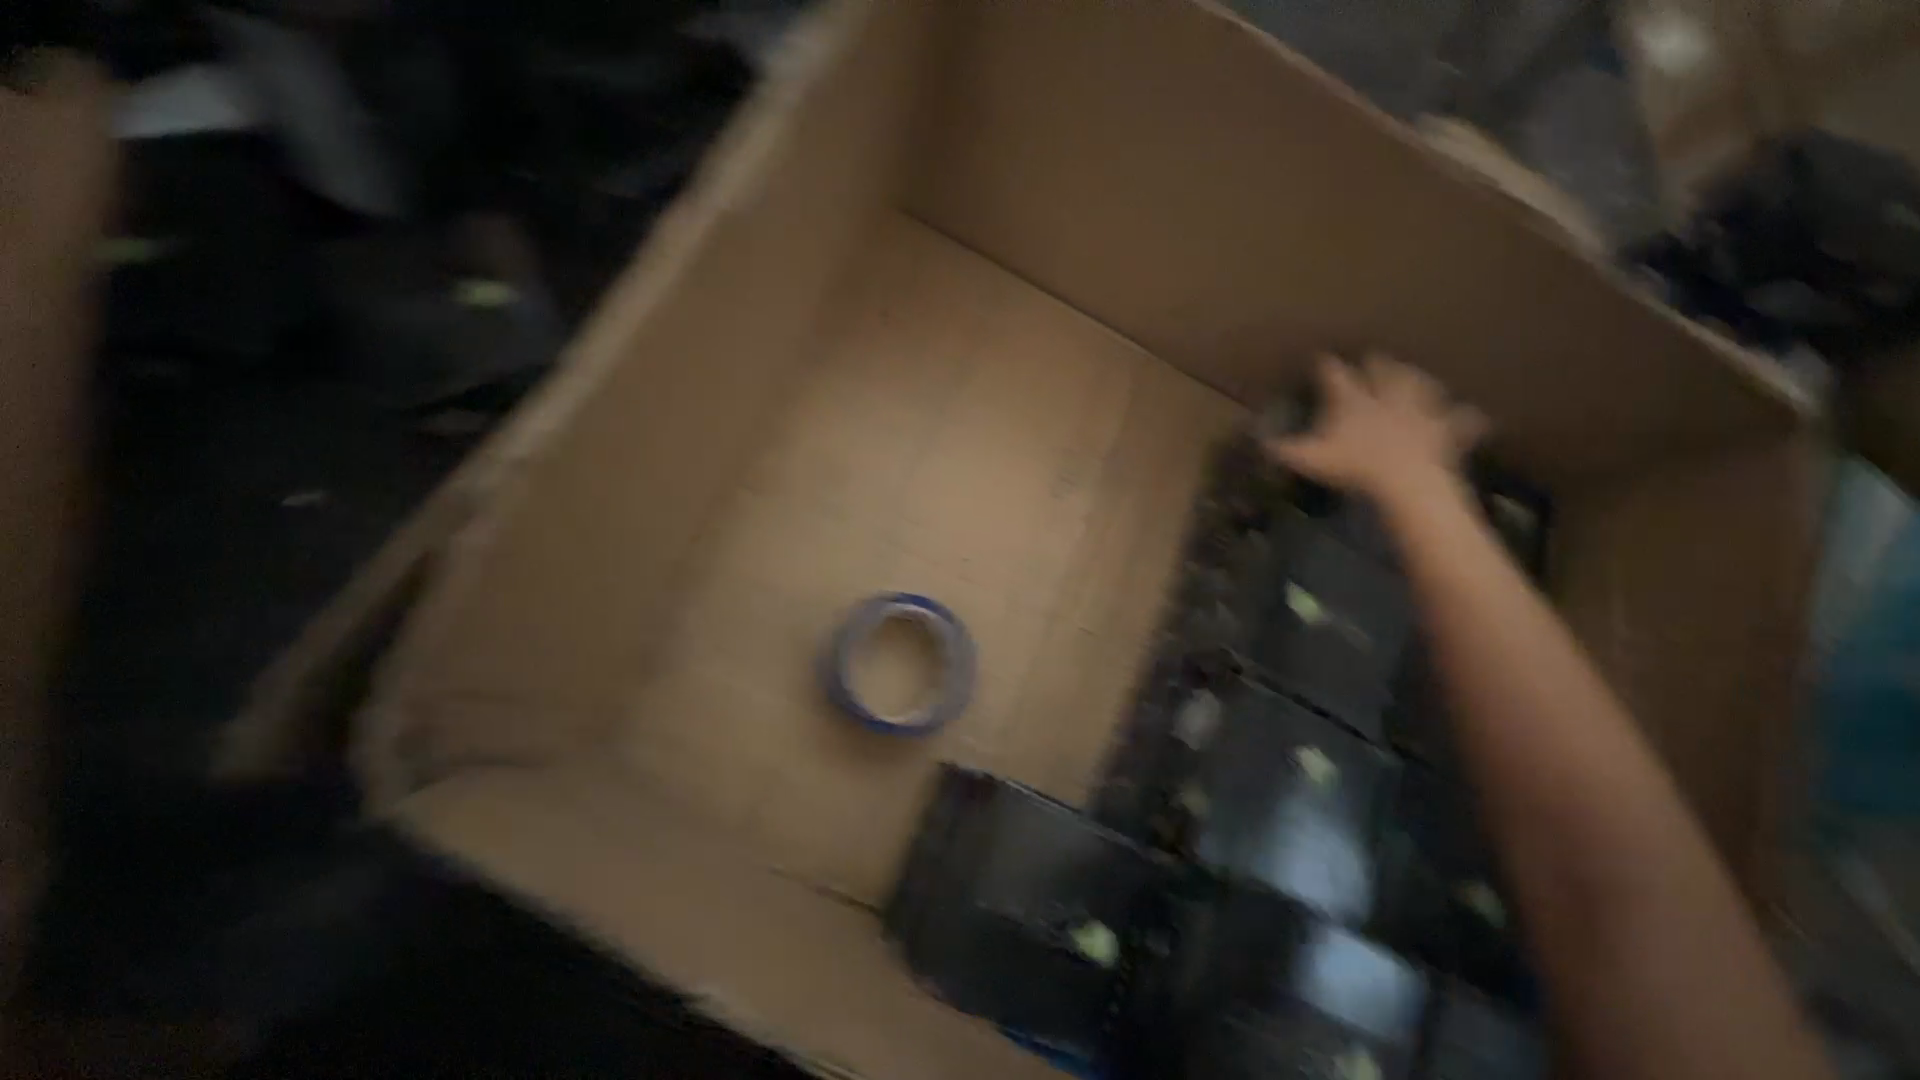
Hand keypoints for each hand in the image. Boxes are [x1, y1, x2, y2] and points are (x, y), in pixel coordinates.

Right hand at [1263, 353, 1487, 500]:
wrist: (1407, 481)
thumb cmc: (1354, 467)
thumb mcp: (1309, 460)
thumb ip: (1283, 449)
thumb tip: (1258, 439)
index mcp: (1353, 400)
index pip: (1335, 375)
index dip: (1326, 366)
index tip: (1320, 359)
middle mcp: (1387, 397)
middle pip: (1383, 371)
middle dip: (1376, 363)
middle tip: (1373, 357)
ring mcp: (1420, 412)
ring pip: (1419, 386)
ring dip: (1416, 379)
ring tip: (1416, 374)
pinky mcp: (1445, 432)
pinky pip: (1461, 422)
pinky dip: (1466, 418)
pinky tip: (1473, 416)